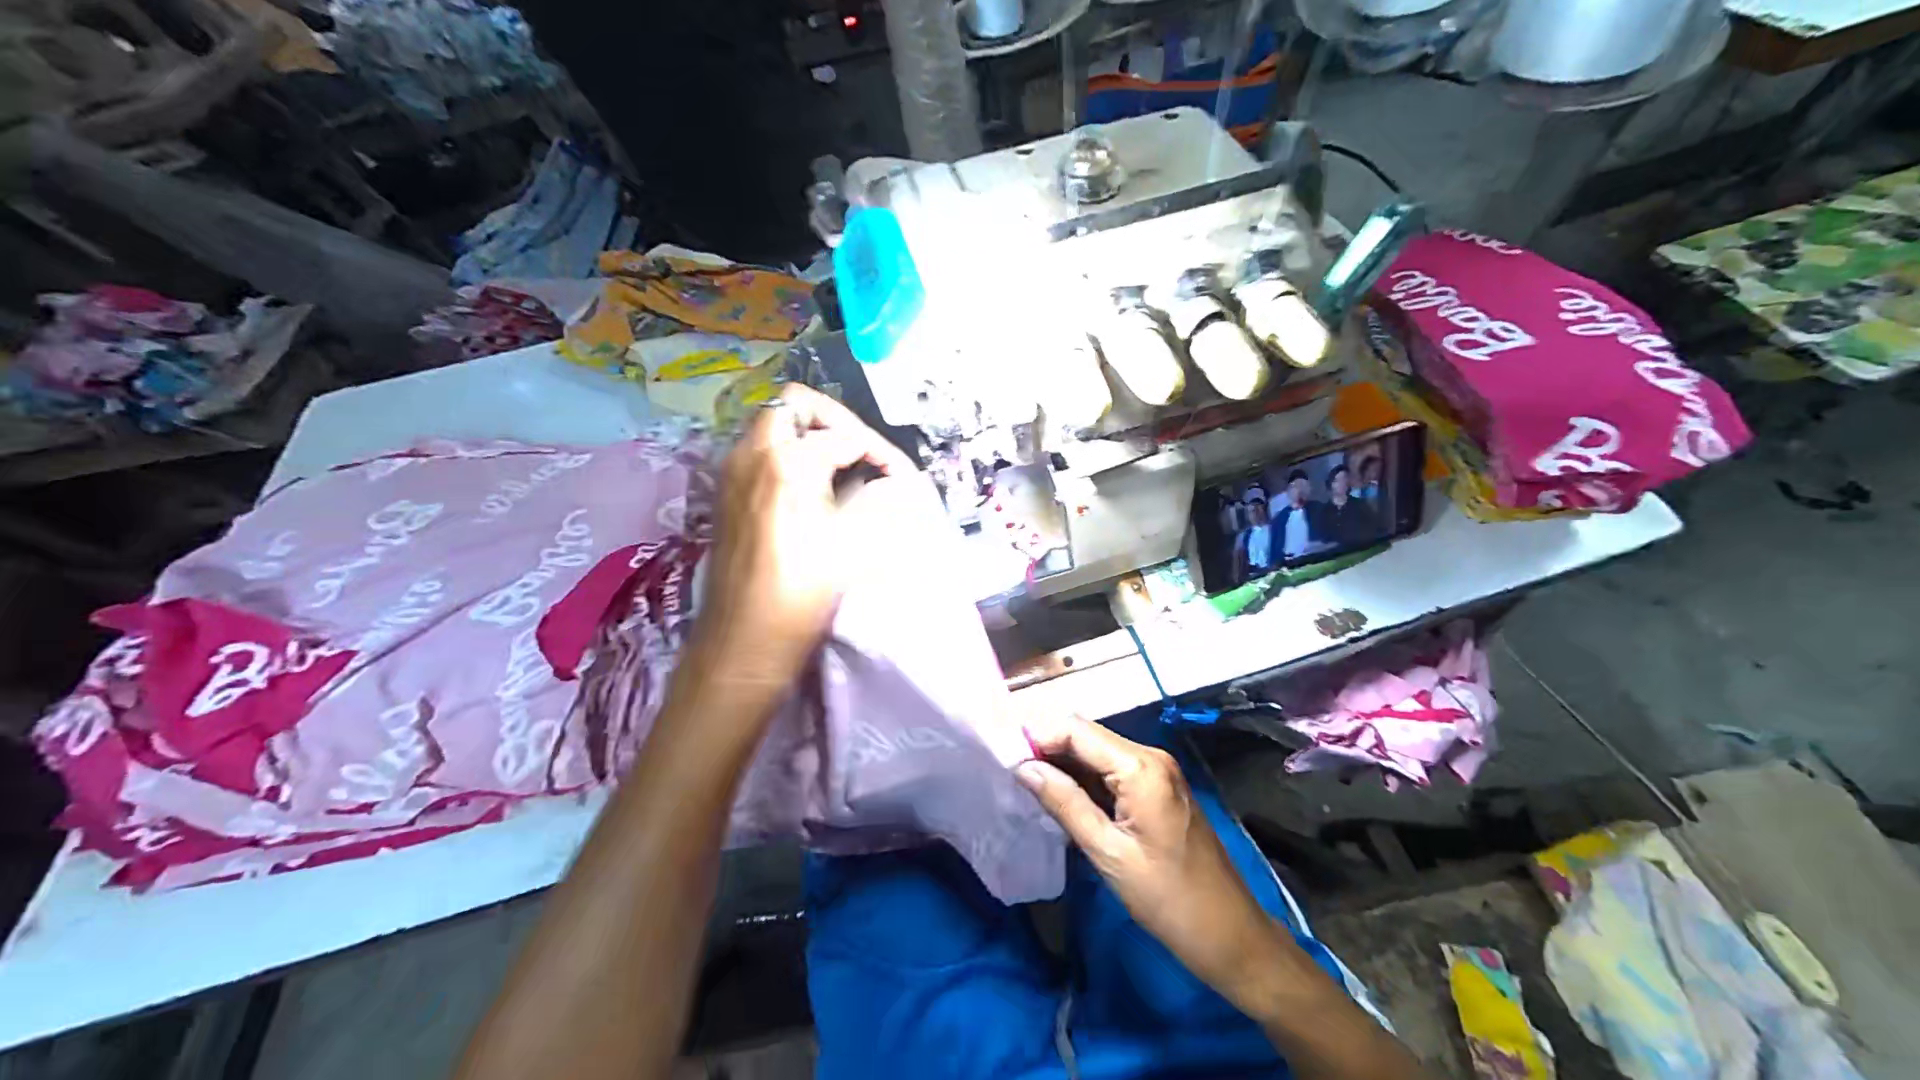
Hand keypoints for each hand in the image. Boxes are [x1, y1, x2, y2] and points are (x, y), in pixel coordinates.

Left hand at [690, 384, 913, 700]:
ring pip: (772, 426)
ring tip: (842, 470)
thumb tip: (893, 480)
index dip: (880, 450)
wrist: (744, 640)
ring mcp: (732, 472)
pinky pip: (759, 452)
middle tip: (861, 451)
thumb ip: (877, 499)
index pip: (844, 435)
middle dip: (834, 419)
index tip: (900, 476)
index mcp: (786, 461)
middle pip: (794, 405)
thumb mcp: (853, 543)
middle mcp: (751, 454)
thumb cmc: (802, 592)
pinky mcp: (726, 494)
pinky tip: (812, 491)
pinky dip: (788, 455)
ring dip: (809, 436)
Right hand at [1016, 715, 1292, 1012]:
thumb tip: (1022, 766)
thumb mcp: (1108, 853)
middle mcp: (1149, 757)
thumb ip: (1064, 803)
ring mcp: (1155, 772)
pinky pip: (1110, 770)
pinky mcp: (1155, 789)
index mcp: (1141, 767)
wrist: (1230, 935)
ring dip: (1061, 763)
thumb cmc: (1169, 899)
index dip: (1036, 736)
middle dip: (1045, 747)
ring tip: (1025, 782)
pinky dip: (1082, 778)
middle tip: (1008, 770)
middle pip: (1085, 735)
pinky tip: (1058, 794)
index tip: (1002, 755)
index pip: (1075, 729)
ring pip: (1095, 751)